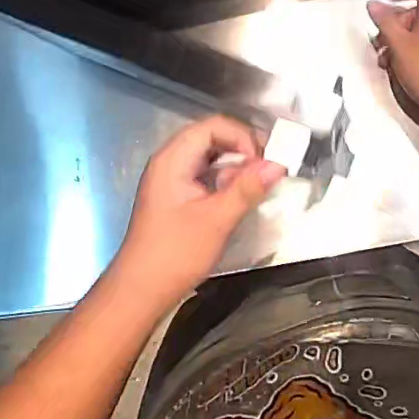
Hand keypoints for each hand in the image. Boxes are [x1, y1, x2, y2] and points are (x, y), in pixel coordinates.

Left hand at [110, 116, 285, 306]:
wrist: (140, 292)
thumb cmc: (174, 254)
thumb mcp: (217, 219)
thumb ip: (248, 188)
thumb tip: (278, 164)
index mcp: (173, 159)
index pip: (213, 126)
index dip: (242, 137)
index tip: (262, 162)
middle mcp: (170, 161)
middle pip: (213, 137)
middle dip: (243, 150)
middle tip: (265, 172)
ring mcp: (172, 179)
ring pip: (211, 157)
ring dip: (236, 166)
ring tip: (255, 187)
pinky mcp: (177, 196)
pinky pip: (206, 174)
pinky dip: (226, 180)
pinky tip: (238, 198)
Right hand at [366, 0, 418, 113]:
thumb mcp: (399, 44)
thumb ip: (385, 22)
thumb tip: (374, 4)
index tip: (388, 0)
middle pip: (414, 14)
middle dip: (393, 24)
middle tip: (379, 38)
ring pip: (415, 34)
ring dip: (396, 42)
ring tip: (384, 58)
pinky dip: (406, 54)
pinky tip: (396, 69)